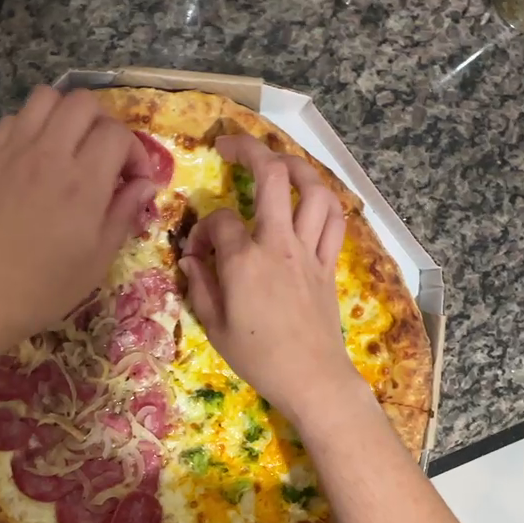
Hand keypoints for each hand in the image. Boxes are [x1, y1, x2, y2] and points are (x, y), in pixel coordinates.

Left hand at [0, 86, 156, 350]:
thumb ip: (123, 214)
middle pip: (84, 102)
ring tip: (71, 148)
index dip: (135, 153)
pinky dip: (33, 126)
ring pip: (47, 97)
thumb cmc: (44, 289)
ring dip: (67, 115)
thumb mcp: (97, 261)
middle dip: (105, 124)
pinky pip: (15, 118)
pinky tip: (37, 158)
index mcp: (83, 183)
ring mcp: (14, 151)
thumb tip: (145, 185)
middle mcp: (49, 154)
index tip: (135, 181)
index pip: (118, 134)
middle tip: (107, 158)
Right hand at [180, 134, 361, 420]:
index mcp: (244, 261)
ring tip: (280, 162)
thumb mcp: (215, 327)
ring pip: (313, 189)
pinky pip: (334, 220)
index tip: (199, 250)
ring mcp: (308, 251)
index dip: (204, 228)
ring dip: (297, 166)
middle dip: (249, 150)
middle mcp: (278, 244)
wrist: (311, 377)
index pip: (220, 221)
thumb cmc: (258, 358)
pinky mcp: (327, 264)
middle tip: (231, 145)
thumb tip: (190, 258)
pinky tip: (312, 199)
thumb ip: (200, 286)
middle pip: (271, 176)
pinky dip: (324, 201)